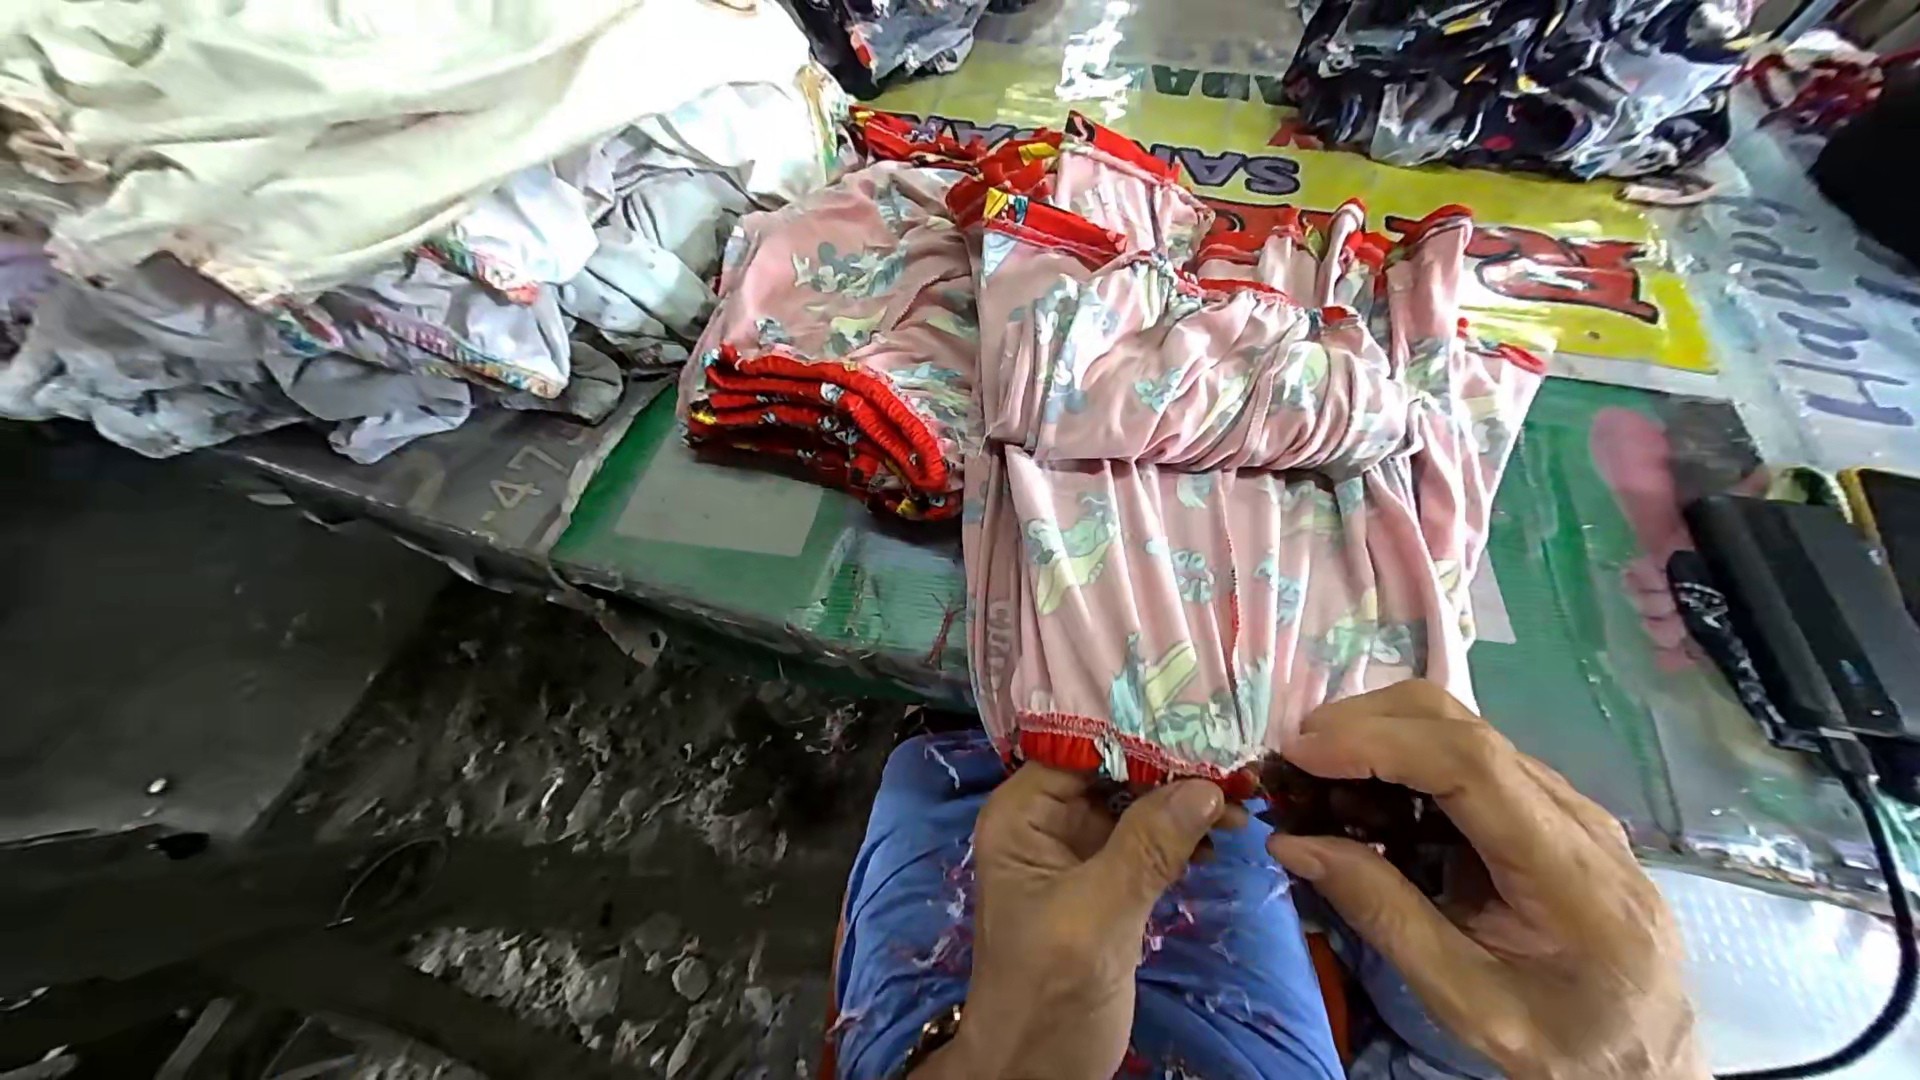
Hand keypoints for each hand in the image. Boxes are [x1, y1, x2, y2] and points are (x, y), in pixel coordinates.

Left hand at [913, 762, 1240, 1079]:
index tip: (1193, 726)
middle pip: (1111, 772)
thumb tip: (1204, 787)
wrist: (1037, 1072)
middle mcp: (1046, 817)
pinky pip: (1146, 839)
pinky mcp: (1106, 876)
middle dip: (1167, 771)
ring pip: (1134, 803)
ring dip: (1182, 803)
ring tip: (1238, 805)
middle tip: (1230, 768)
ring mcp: (1077, 846)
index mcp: (1022, 811)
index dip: (1133, 736)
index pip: (1077, 750)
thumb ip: (1145, 849)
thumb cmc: (1046, 991)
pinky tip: (1218, 836)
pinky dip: (1180, 836)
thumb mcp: (1095, 918)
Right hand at [1268, 682, 1708, 1079]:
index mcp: (1572, 876)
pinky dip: (1389, 747)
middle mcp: (1574, 817)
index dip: (1374, 743)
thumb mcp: (1465, 1001)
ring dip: (1369, 728)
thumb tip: (1288, 841)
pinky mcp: (1534, 797)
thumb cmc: (1563, 1045)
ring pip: (1449, 719)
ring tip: (1318, 770)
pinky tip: (1361, 788)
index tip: (1300, 755)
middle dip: (1359, 723)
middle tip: (1296, 760)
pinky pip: (1451, 744)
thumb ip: (1380, 913)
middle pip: (1454, 722)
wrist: (1649, 1065)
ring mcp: (1558, 799)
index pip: (1469, 764)